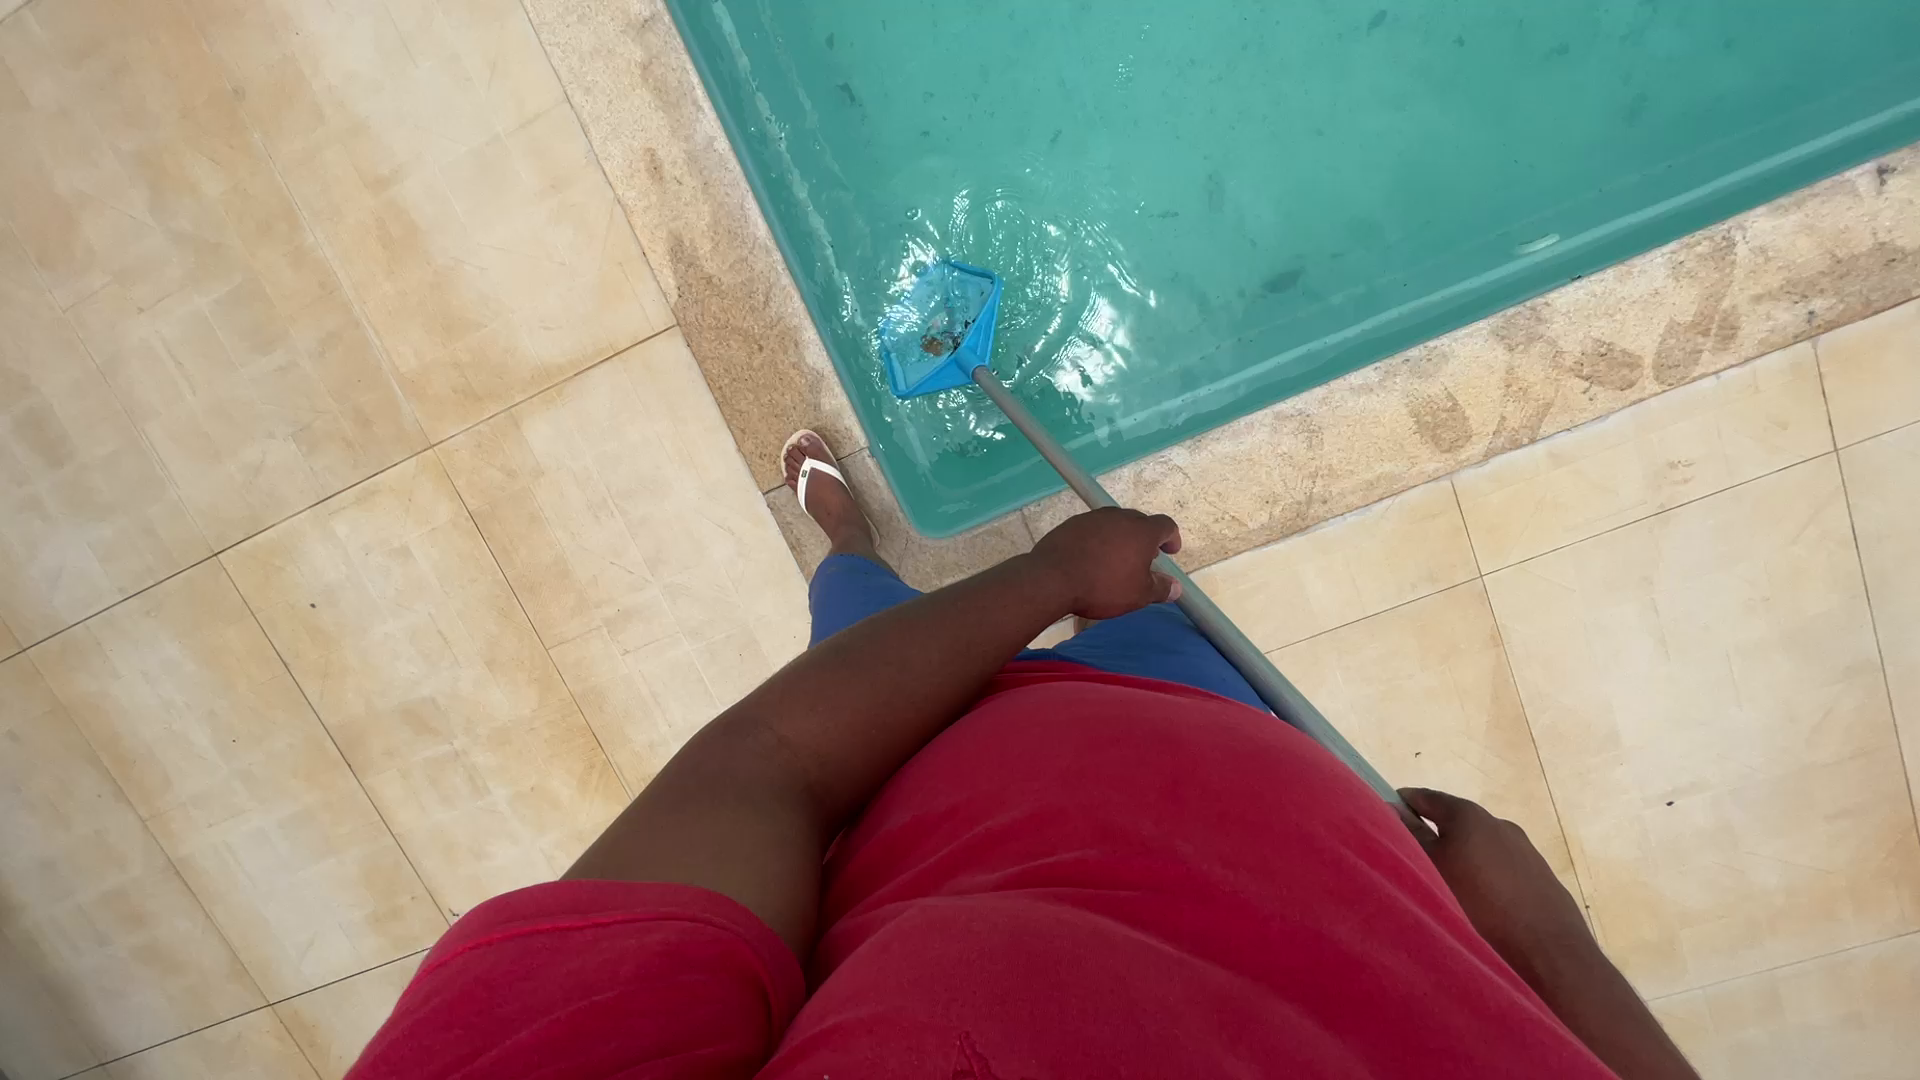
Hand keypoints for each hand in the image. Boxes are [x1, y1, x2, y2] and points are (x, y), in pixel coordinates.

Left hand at [1029, 508, 1183, 618]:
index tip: (1170, 551)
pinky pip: (1091, 530)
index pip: (1165, 525)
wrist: (1052, 579)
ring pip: (1113, 524)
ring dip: (1120, 538)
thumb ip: (1160, 588)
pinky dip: (1097, 540)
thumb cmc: (1103, 586)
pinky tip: (1091, 559)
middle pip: (1138, 522)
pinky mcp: (1070, 525)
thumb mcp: (1138, 595)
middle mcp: (1118, 517)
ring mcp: (1092, 518)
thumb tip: (1175, 587)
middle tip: (1144, 558)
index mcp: (1141, 530)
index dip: (1171, 537)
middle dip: (1145, 538)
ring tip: (1116, 560)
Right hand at [1399, 787, 1594, 975]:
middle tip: (1416, 860)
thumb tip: (1393, 808)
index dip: (1403, 806)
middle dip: (1434, 834)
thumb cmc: (1477, 903)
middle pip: (1455, 821)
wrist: (1550, 954)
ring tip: (1450, 886)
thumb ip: (1410, 834)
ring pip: (1481, 846)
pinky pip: (1504, 869)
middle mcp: (1500, 824)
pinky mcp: (1544, 880)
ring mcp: (1527, 851)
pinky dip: (1487, 877)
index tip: (1388, 824)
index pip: (1425, 797)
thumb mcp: (1431, 866)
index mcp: (1468, 815)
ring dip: (1463, 857)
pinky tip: (1483, 905)